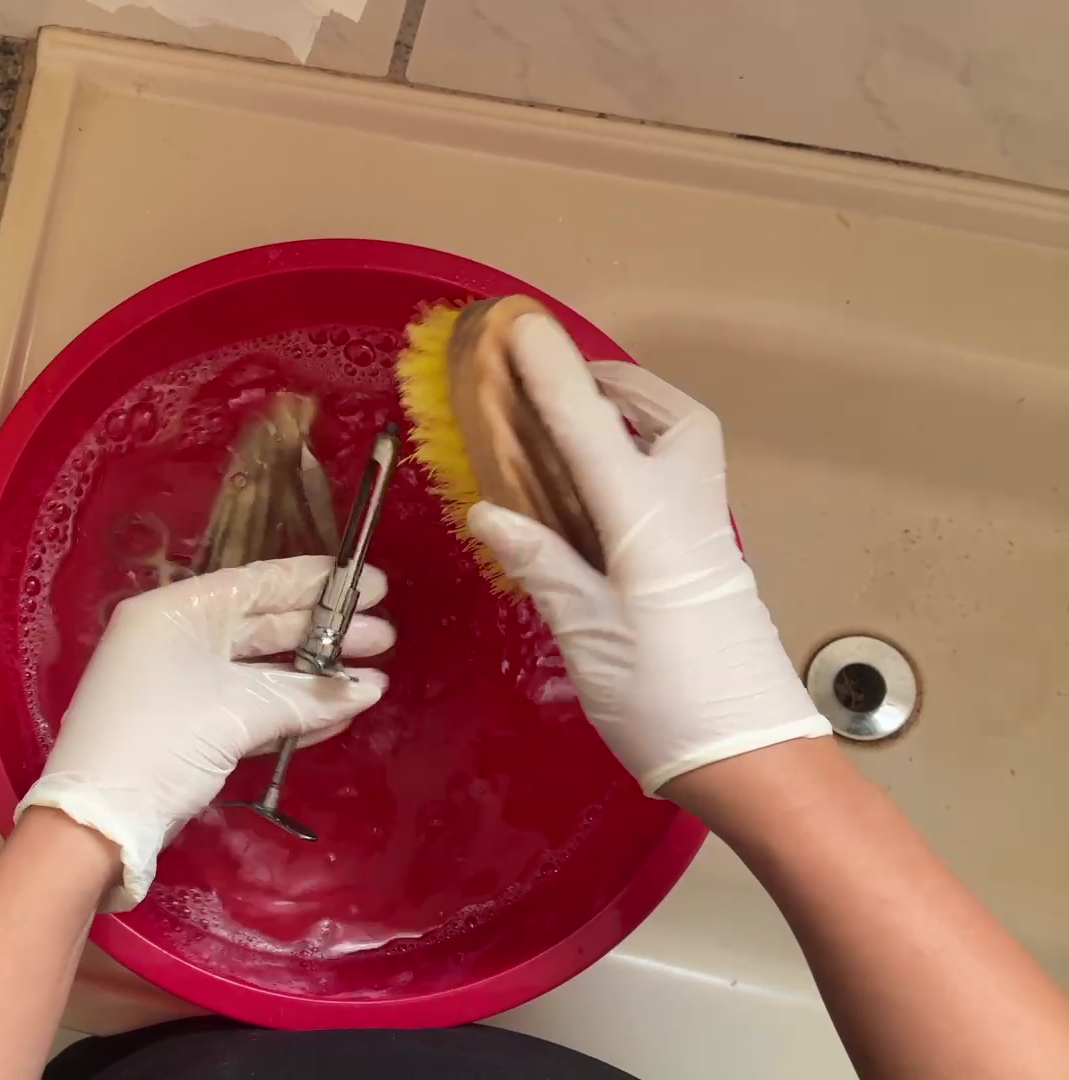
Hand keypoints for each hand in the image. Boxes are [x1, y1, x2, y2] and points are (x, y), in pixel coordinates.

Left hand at [18, 555, 393, 909]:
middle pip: (262, 626)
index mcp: (175, 612)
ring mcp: (182, 682)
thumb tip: (369, 689)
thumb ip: (304, 696)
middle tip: (385, 634)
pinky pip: (247, 704)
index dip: (313, 583)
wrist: (97, 821)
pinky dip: (288, 708)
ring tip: (375, 675)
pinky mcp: (190, 723)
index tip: (369, 584)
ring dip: (313, 676)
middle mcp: (176, 637)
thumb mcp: (234, 712)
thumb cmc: (161, 742)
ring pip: (259, 669)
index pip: (254, 585)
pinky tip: (338, 710)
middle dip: (324, 633)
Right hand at [465, 314, 828, 794]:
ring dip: (633, 416)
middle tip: (563, 382)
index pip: (594, 433)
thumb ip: (542, 562)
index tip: (522, 329)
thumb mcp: (586, 630)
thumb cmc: (662, 696)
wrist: (747, 758)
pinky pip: (671, 483)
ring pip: (682, 447)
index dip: (553, 377)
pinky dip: (633, 459)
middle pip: (673, 419)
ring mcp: (702, 538)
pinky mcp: (700, 563)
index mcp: (648, 526)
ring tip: (572, 425)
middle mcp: (685, 516)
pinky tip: (590, 491)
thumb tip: (488, 509)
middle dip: (619, 386)